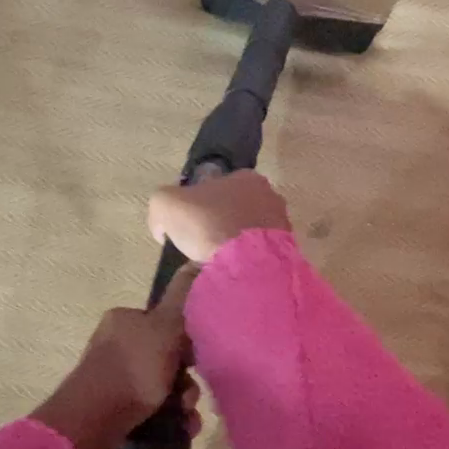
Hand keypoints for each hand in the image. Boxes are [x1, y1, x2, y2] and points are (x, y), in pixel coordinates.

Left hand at [31, 272, 198, 448]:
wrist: (95, 419)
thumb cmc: (135, 367)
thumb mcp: (165, 326)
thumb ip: (182, 296)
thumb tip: (195, 261)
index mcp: (125, 319)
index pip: (167, 322)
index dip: (187, 340)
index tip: (196, 359)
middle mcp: (117, 344)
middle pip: (168, 356)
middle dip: (186, 377)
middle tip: (191, 394)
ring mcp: (114, 375)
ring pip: (163, 384)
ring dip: (182, 399)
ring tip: (186, 415)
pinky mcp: (114, 405)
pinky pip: (152, 406)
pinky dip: (170, 415)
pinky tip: (180, 426)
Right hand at [147, 169, 291, 261]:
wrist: (245, 263)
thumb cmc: (207, 223)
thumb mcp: (165, 204)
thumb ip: (161, 207)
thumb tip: (163, 228)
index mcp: (246, 177)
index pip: (218, 186)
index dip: (199, 203)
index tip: (189, 224)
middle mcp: (270, 195)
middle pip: (236, 209)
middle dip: (219, 223)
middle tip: (200, 244)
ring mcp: (282, 224)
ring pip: (249, 232)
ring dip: (233, 243)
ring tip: (216, 262)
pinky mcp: (286, 251)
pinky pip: (259, 253)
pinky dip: (246, 260)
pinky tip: (232, 271)